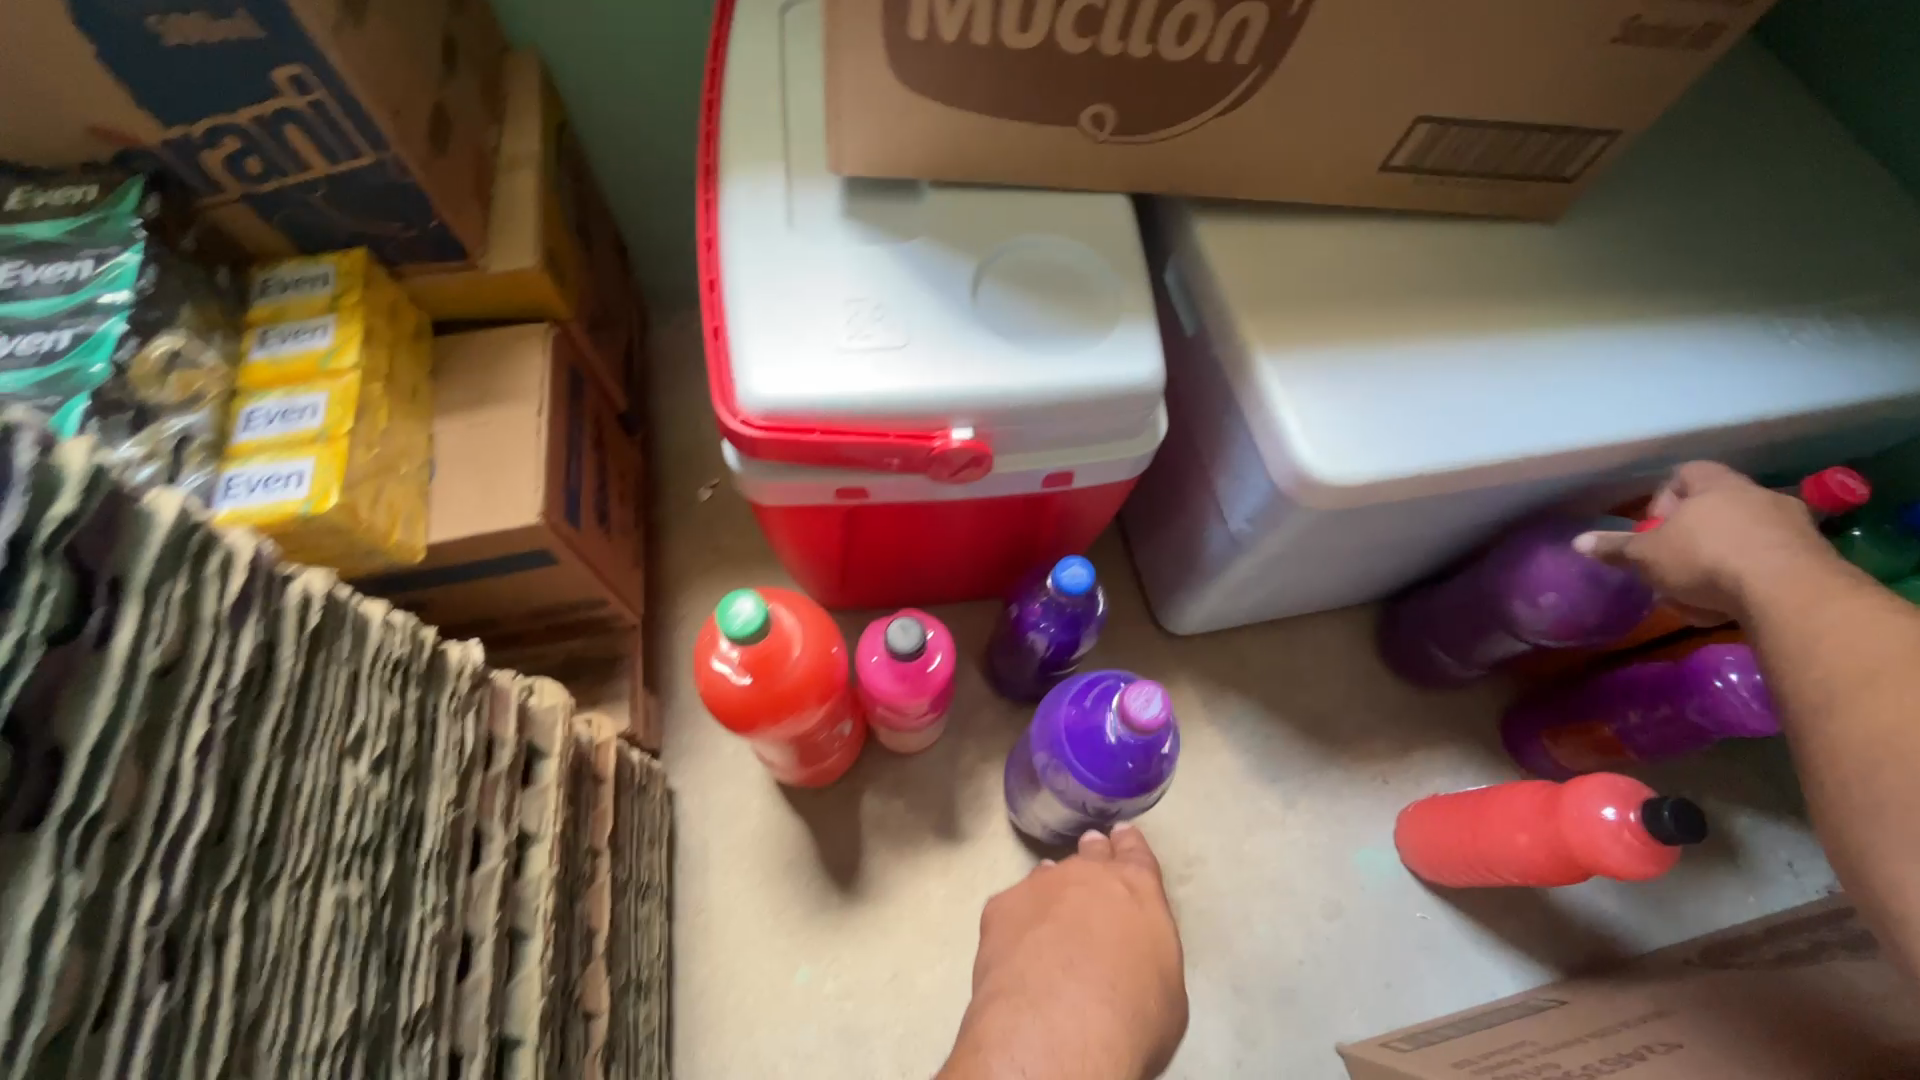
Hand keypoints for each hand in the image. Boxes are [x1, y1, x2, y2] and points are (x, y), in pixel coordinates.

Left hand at [939, 826, 1187, 1079]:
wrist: (1057, 1026)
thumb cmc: (1131, 1017)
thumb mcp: (1166, 988)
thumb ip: (1146, 951)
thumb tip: (1129, 953)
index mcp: (1136, 889)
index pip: (1135, 852)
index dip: (1127, 844)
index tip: (1121, 836)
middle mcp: (1087, 874)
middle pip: (1090, 855)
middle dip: (1092, 857)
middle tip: (1090, 862)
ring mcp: (1039, 885)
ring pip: (1047, 876)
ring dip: (1053, 888)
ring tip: (1051, 909)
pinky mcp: (1000, 908)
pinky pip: (1012, 906)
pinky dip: (1018, 920)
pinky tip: (1017, 946)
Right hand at [1573, 461, 1842, 624]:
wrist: (1789, 592)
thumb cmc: (1705, 560)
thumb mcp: (1646, 556)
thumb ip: (1615, 548)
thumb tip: (1578, 541)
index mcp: (1716, 486)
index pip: (1687, 472)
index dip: (1664, 497)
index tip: (1655, 527)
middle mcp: (1758, 496)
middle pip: (1716, 506)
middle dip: (1691, 534)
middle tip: (1672, 561)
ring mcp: (1793, 524)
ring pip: (1743, 534)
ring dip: (1720, 557)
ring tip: (1701, 589)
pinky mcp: (1815, 555)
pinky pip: (1770, 558)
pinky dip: (1750, 575)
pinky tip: (1733, 602)